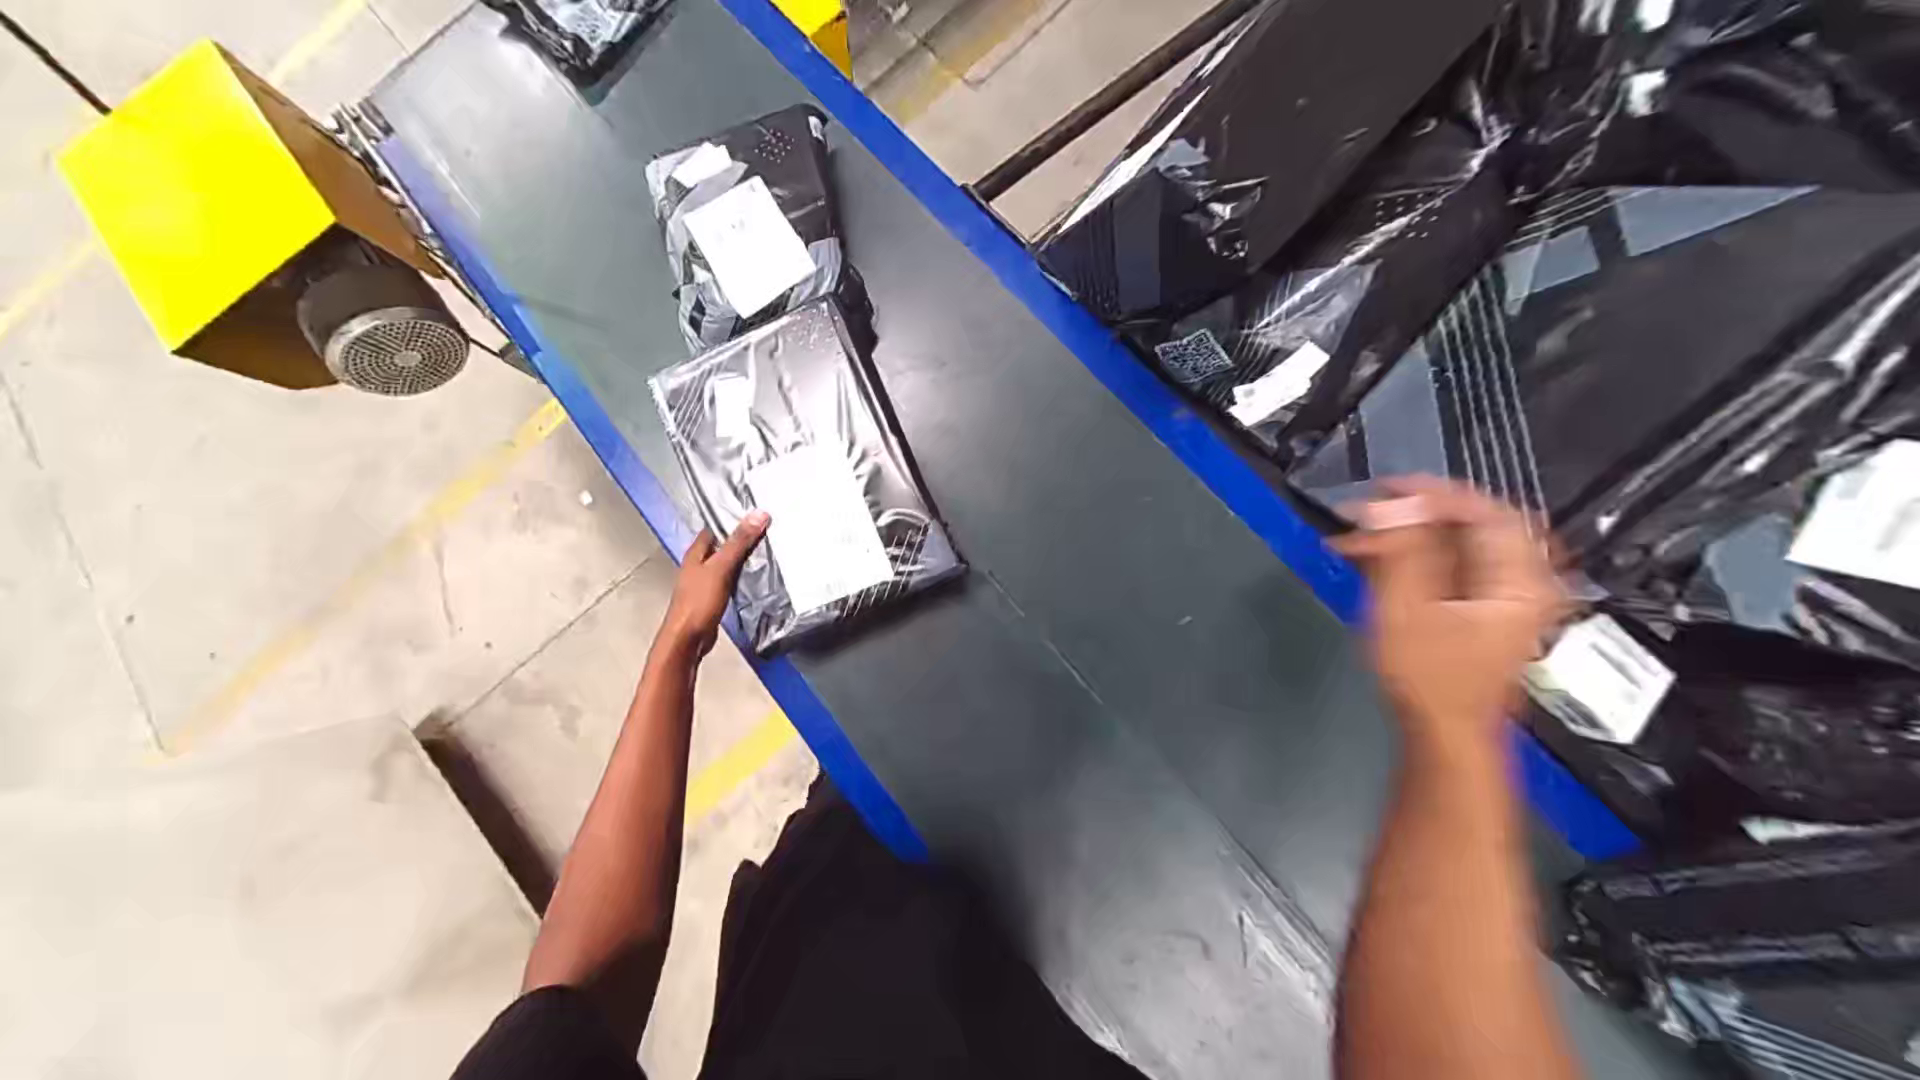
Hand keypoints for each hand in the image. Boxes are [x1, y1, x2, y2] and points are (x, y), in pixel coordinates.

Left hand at [659, 511, 770, 658]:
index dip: (732, 520)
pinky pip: (729, 580)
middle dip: (740, 539)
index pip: (714, 528)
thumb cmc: (700, 601)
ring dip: (741, 559)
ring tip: (766, 551)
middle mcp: (697, 565)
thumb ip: (739, 542)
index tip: (756, 514)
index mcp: (695, 553)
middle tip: (766, 531)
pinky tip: (754, 578)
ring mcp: (703, 583)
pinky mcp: (711, 598)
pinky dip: (740, 576)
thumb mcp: (722, 568)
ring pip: (726, 564)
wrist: (688, 640)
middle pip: (721, 546)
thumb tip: (760, 514)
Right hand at [1334, 477, 1564, 754]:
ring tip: (1358, 537)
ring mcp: (1500, 597)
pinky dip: (1410, 556)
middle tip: (1369, 511)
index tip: (1388, 489)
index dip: (1435, 494)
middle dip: (1413, 513)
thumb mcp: (1407, 610)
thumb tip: (1391, 505)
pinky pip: (1448, 565)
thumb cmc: (1432, 680)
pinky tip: (1372, 559)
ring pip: (1456, 545)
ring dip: (1406, 535)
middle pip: (1471, 525)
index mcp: (1519, 580)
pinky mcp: (1478, 609)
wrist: (1443, 733)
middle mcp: (1520, 583)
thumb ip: (1401, 553)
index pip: (1486, 512)